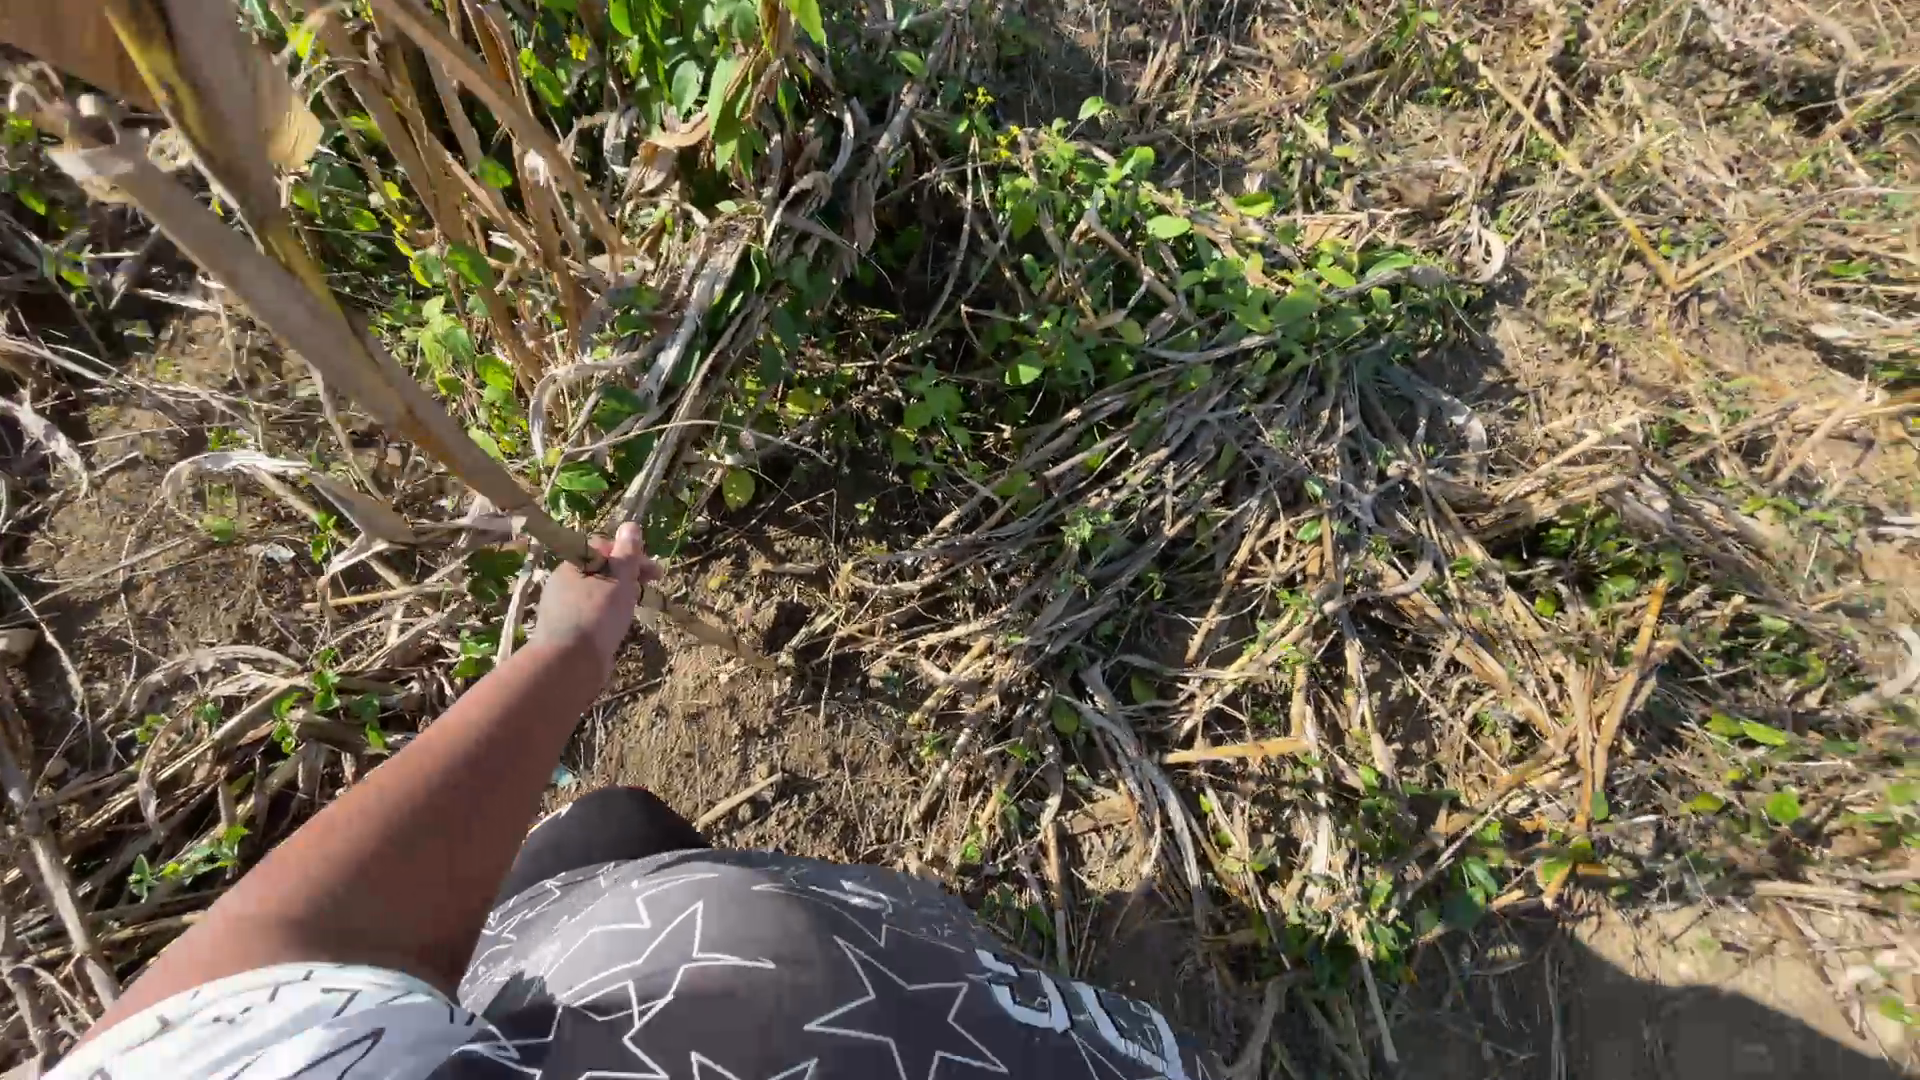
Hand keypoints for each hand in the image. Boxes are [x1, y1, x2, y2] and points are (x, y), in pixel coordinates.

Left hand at [530, 522, 659, 677]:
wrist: (569, 664)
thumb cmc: (597, 615)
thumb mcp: (619, 579)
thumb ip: (627, 553)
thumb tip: (631, 525)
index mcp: (573, 565)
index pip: (603, 546)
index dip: (630, 554)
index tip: (651, 571)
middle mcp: (564, 582)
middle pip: (601, 568)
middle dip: (629, 573)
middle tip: (651, 586)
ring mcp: (564, 606)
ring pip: (598, 589)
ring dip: (621, 593)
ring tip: (637, 605)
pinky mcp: (569, 628)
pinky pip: (593, 610)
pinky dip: (610, 611)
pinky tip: (620, 623)